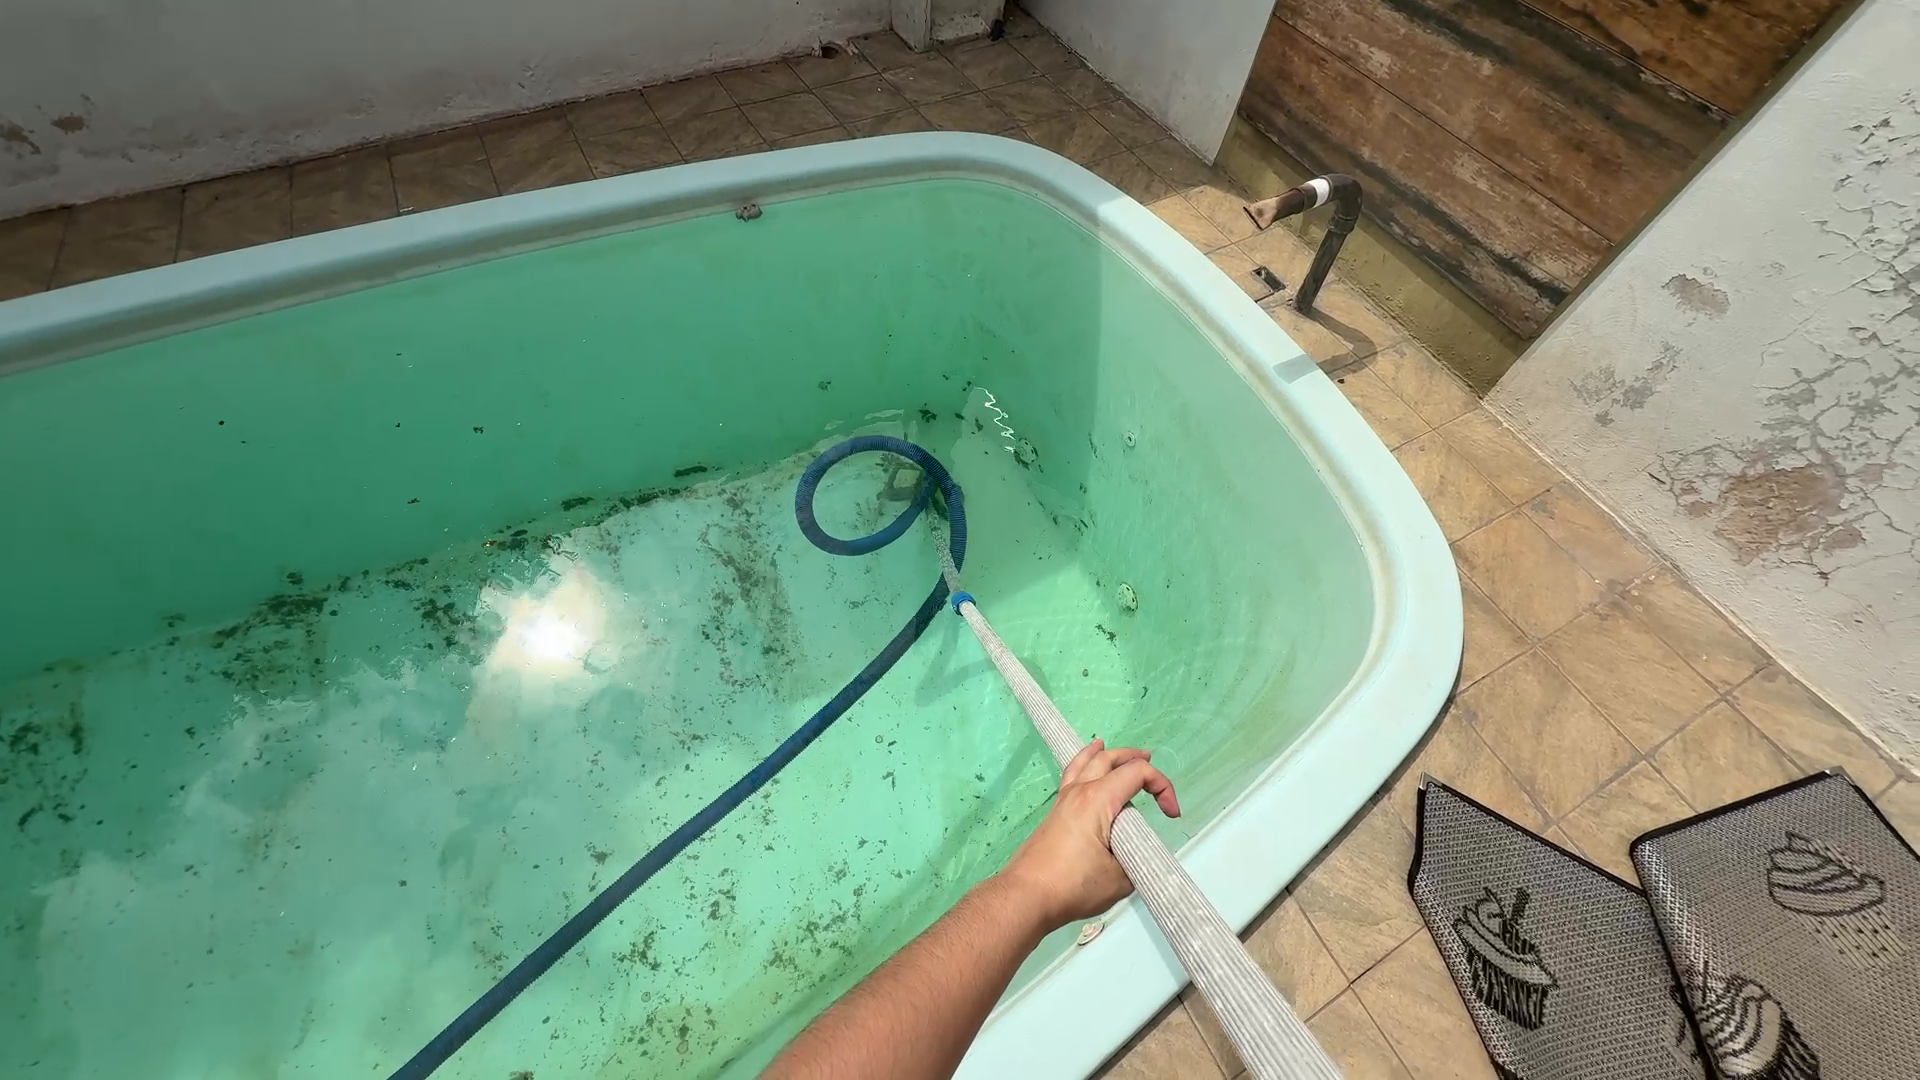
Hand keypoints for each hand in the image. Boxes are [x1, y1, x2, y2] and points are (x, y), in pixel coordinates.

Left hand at [995, 738, 1181, 931]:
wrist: (1028, 894)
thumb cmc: (1073, 885)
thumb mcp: (1120, 879)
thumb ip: (1136, 859)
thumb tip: (1135, 853)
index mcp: (1097, 799)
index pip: (1136, 773)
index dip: (1162, 786)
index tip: (1172, 814)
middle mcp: (1079, 791)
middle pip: (1107, 758)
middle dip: (1132, 756)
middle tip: (1149, 759)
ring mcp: (1064, 799)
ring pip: (1085, 762)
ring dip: (1104, 755)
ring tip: (1111, 748)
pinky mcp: (1056, 812)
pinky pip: (1072, 775)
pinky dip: (1083, 763)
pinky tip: (1084, 766)